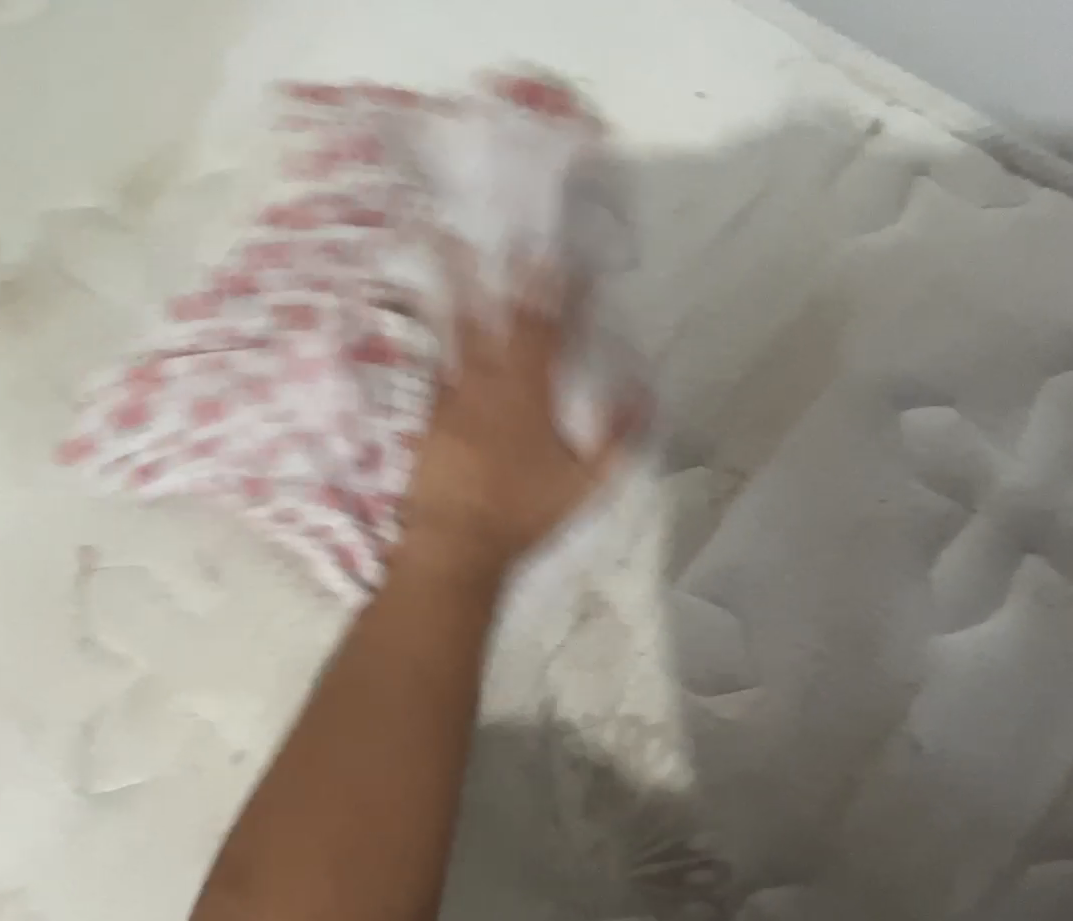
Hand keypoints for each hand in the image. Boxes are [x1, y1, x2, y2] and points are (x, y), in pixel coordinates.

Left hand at [395, 237, 641, 580]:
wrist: (454, 541)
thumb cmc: (521, 514)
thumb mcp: (583, 485)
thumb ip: (616, 440)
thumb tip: (644, 396)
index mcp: (530, 396)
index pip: (551, 332)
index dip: (563, 292)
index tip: (571, 256)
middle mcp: (489, 384)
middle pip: (499, 316)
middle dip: (505, 269)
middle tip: (500, 227)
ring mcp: (453, 396)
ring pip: (457, 329)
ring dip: (456, 284)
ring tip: (445, 240)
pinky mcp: (429, 413)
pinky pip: (435, 362)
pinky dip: (436, 335)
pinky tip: (433, 319)